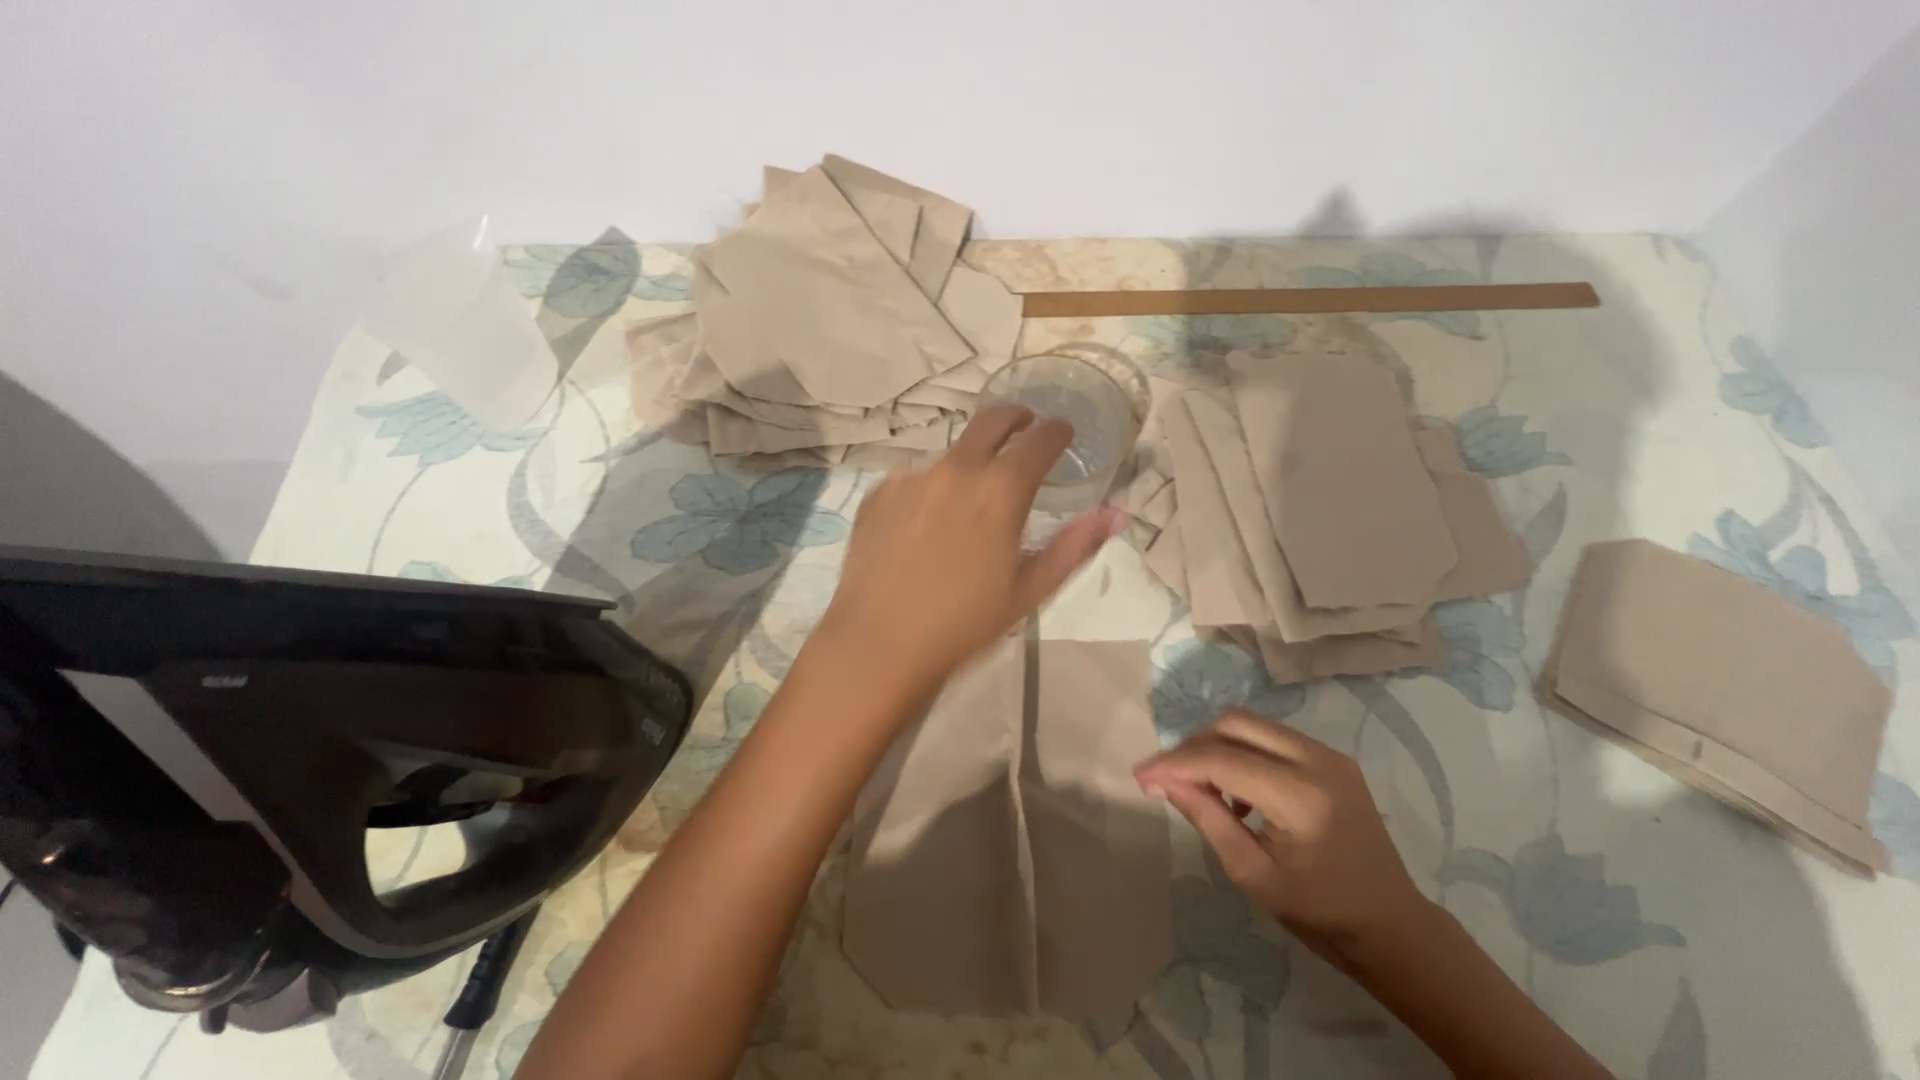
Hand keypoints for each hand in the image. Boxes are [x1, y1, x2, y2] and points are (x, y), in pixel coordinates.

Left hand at [820, 403, 1125, 688]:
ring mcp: (911, 478)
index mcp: (1001, 490)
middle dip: (1015, 418)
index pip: (1039, 440)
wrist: (880, 642)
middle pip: (991, 421)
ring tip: (968, 497)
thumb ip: (1075, 546)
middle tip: (1024, 427)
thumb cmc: (965, 623)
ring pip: (949, 453)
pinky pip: (913, 477)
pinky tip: (925, 522)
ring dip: (968, 462)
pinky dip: (929, 487)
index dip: (1056, 432)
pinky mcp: (878, 493)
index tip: (1063, 432)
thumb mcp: (1029, 589)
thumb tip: (1118, 514)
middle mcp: (956, 470)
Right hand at [1135, 710, 1429, 953]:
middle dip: (1193, 746)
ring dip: (1216, 747)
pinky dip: (1242, 753)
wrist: (1390, 924)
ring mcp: (1329, 755)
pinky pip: (1272, 738)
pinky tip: (1236, 793)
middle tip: (1167, 779)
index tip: (1139, 777)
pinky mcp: (1332, 760)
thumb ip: (1207, 817)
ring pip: (1253, 725)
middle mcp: (1318, 760)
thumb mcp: (1252, 873)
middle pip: (1235, 724)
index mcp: (1302, 795)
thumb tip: (1162, 780)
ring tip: (1199, 788)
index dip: (1174, 763)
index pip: (1222, 759)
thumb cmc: (1320, 912)